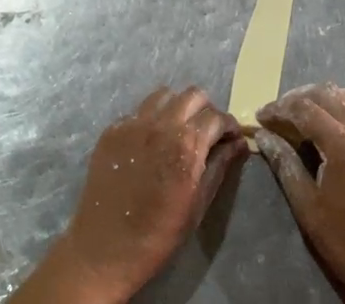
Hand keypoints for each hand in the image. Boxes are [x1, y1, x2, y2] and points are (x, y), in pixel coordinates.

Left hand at [11, 86, 245, 303]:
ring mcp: (133, 124)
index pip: (216, 116)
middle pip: (192, 95)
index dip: (229, 126)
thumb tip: (239, 144)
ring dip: (177, 107)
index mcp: (187, 144)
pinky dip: (151, 119)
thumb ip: (219, 166)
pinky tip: (150, 143)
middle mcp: (161, 125)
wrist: (105, 250)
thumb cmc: (159, 234)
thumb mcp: (198, 203)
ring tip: (178, 131)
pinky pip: (138, 111)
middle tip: (206, 133)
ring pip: (164, 95)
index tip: (231, 137)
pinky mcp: (112, 131)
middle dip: (205, 110)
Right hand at [257, 84, 344, 303]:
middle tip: (279, 112)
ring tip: (308, 112)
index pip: (304, 109)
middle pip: (328, 95)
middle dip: (299, 98)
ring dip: (327, 98)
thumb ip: (285, 164)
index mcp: (342, 143)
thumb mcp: (307, 205)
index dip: (279, 108)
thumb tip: (264, 136)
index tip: (260, 116)